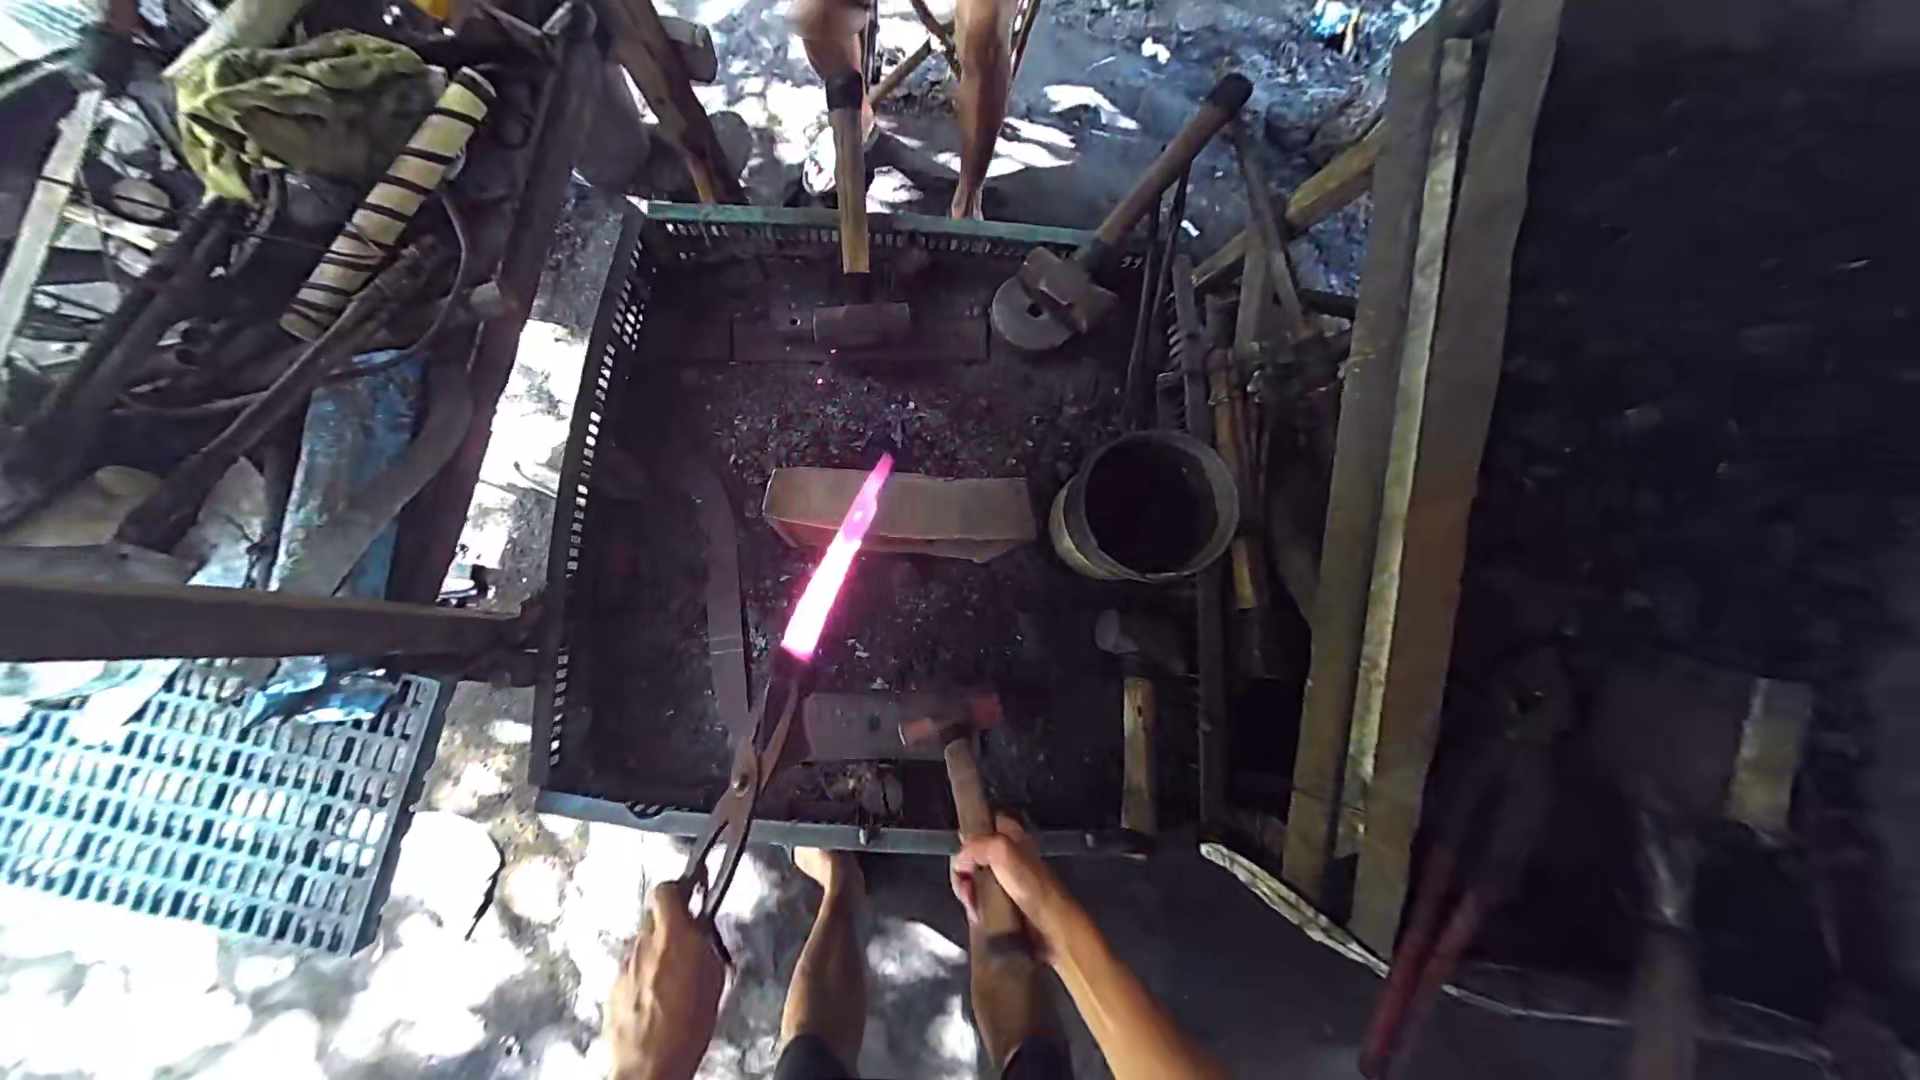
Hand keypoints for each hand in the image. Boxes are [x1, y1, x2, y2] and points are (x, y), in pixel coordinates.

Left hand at [607, 881, 725, 1079]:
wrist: (648, 1070)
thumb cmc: (688, 1027)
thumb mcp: (714, 976)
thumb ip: (706, 943)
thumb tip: (702, 928)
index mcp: (673, 935)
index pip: (666, 889)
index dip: (679, 886)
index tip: (692, 888)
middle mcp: (644, 945)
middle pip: (653, 915)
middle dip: (669, 920)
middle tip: (686, 935)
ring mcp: (625, 968)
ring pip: (642, 943)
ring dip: (656, 949)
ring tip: (672, 974)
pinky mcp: (612, 991)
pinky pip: (631, 969)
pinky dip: (643, 974)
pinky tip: (655, 996)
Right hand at [950, 815, 1083, 957]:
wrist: (1052, 927)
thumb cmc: (1033, 886)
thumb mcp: (1002, 852)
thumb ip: (975, 846)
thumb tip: (960, 861)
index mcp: (1011, 834)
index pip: (981, 823)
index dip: (968, 838)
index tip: (964, 857)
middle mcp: (1008, 854)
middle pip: (972, 854)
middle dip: (964, 871)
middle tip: (968, 886)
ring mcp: (1005, 880)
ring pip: (972, 879)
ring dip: (967, 893)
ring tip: (974, 905)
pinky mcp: (1003, 903)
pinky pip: (978, 900)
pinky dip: (974, 907)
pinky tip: (978, 915)